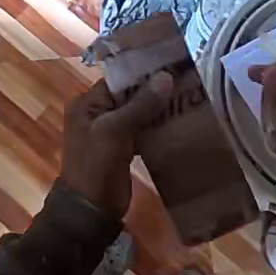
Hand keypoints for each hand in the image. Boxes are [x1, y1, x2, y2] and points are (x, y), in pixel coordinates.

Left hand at [57, 72, 173, 219]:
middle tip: (187, 79)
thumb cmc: (96, 165)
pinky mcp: (123, 148)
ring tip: (188, 96)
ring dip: (158, 108)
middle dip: (154, 90)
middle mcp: (96, 113)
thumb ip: (140, 104)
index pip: (118, 79)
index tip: (173, 64)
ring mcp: (110, 131)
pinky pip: (142, 130)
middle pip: (129, 95)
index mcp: (86, 103)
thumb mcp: (115, 130)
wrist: (92, 210)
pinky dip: (157, 126)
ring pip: (138, 112)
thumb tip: (165, 76)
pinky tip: (179, 121)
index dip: (143, 72)